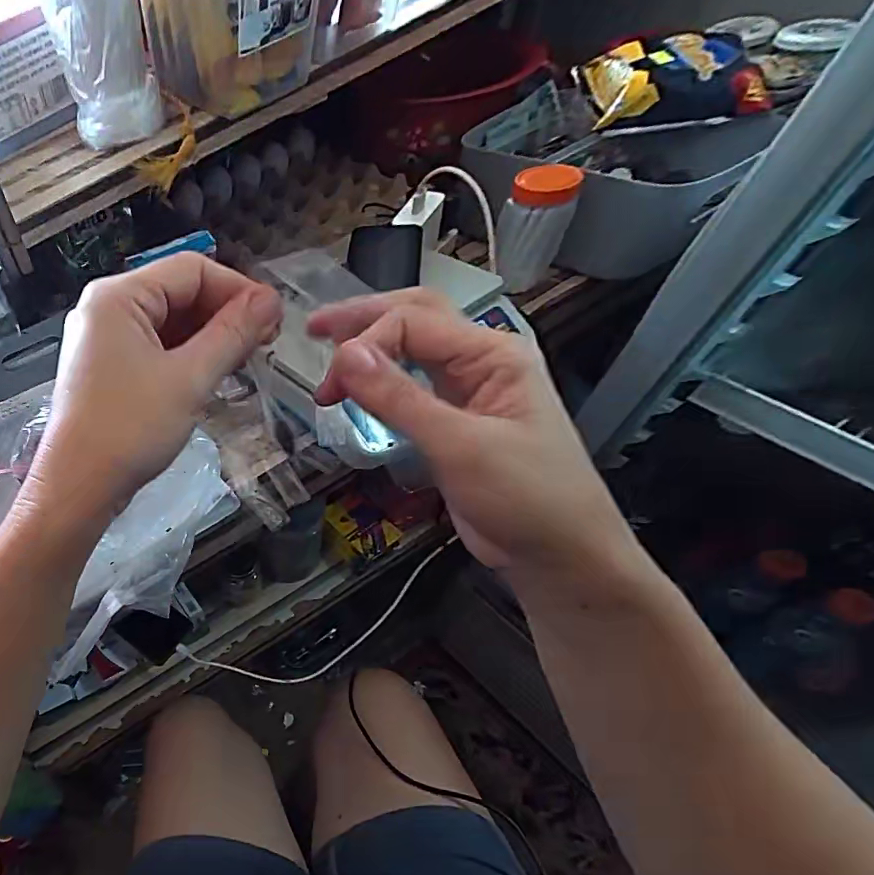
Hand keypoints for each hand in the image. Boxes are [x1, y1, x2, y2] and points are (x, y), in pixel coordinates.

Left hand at [25, 253, 283, 525]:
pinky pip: (155, 348)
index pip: (192, 270)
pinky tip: (212, 375)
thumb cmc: (128, 430)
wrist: (78, 487)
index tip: (274, 319)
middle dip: (225, 315)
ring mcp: (103, 340)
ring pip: (169, 323)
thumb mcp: (189, 379)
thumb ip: (232, 334)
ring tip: (243, 361)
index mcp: (118, 297)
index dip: (238, 290)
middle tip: (263, 344)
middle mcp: (106, 309)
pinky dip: (186, 357)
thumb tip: (270, 301)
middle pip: (179, 293)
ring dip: (209, 338)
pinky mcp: (107, 369)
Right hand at [311, 289, 636, 578]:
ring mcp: (469, 393)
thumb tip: (345, 356)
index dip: (366, 344)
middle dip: (364, 320)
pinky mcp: (455, 424)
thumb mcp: (459, 446)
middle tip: (314, 328)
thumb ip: (400, 399)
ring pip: (413, 353)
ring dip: (372, 349)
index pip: (414, 322)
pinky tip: (360, 389)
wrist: (559, 555)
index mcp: (493, 354)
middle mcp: (481, 363)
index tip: (330, 389)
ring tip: (329, 352)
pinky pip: (413, 390)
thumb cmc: (526, 498)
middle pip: (416, 319)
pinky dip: (382, 385)